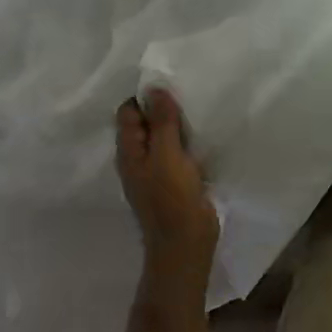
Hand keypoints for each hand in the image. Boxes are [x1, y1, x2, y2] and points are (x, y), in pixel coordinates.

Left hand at [116, 88, 218, 275]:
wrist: (186, 246)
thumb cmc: (173, 199)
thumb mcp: (167, 155)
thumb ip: (161, 122)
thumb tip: (154, 88)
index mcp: (129, 151)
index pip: (128, 111)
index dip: (146, 96)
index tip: (171, 85)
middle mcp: (138, 158)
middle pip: (145, 122)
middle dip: (163, 106)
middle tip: (188, 93)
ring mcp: (156, 170)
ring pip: (163, 135)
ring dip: (177, 123)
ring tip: (198, 108)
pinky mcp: (174, 179)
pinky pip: (177, 150)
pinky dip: (186, 139)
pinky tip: (203, 133)